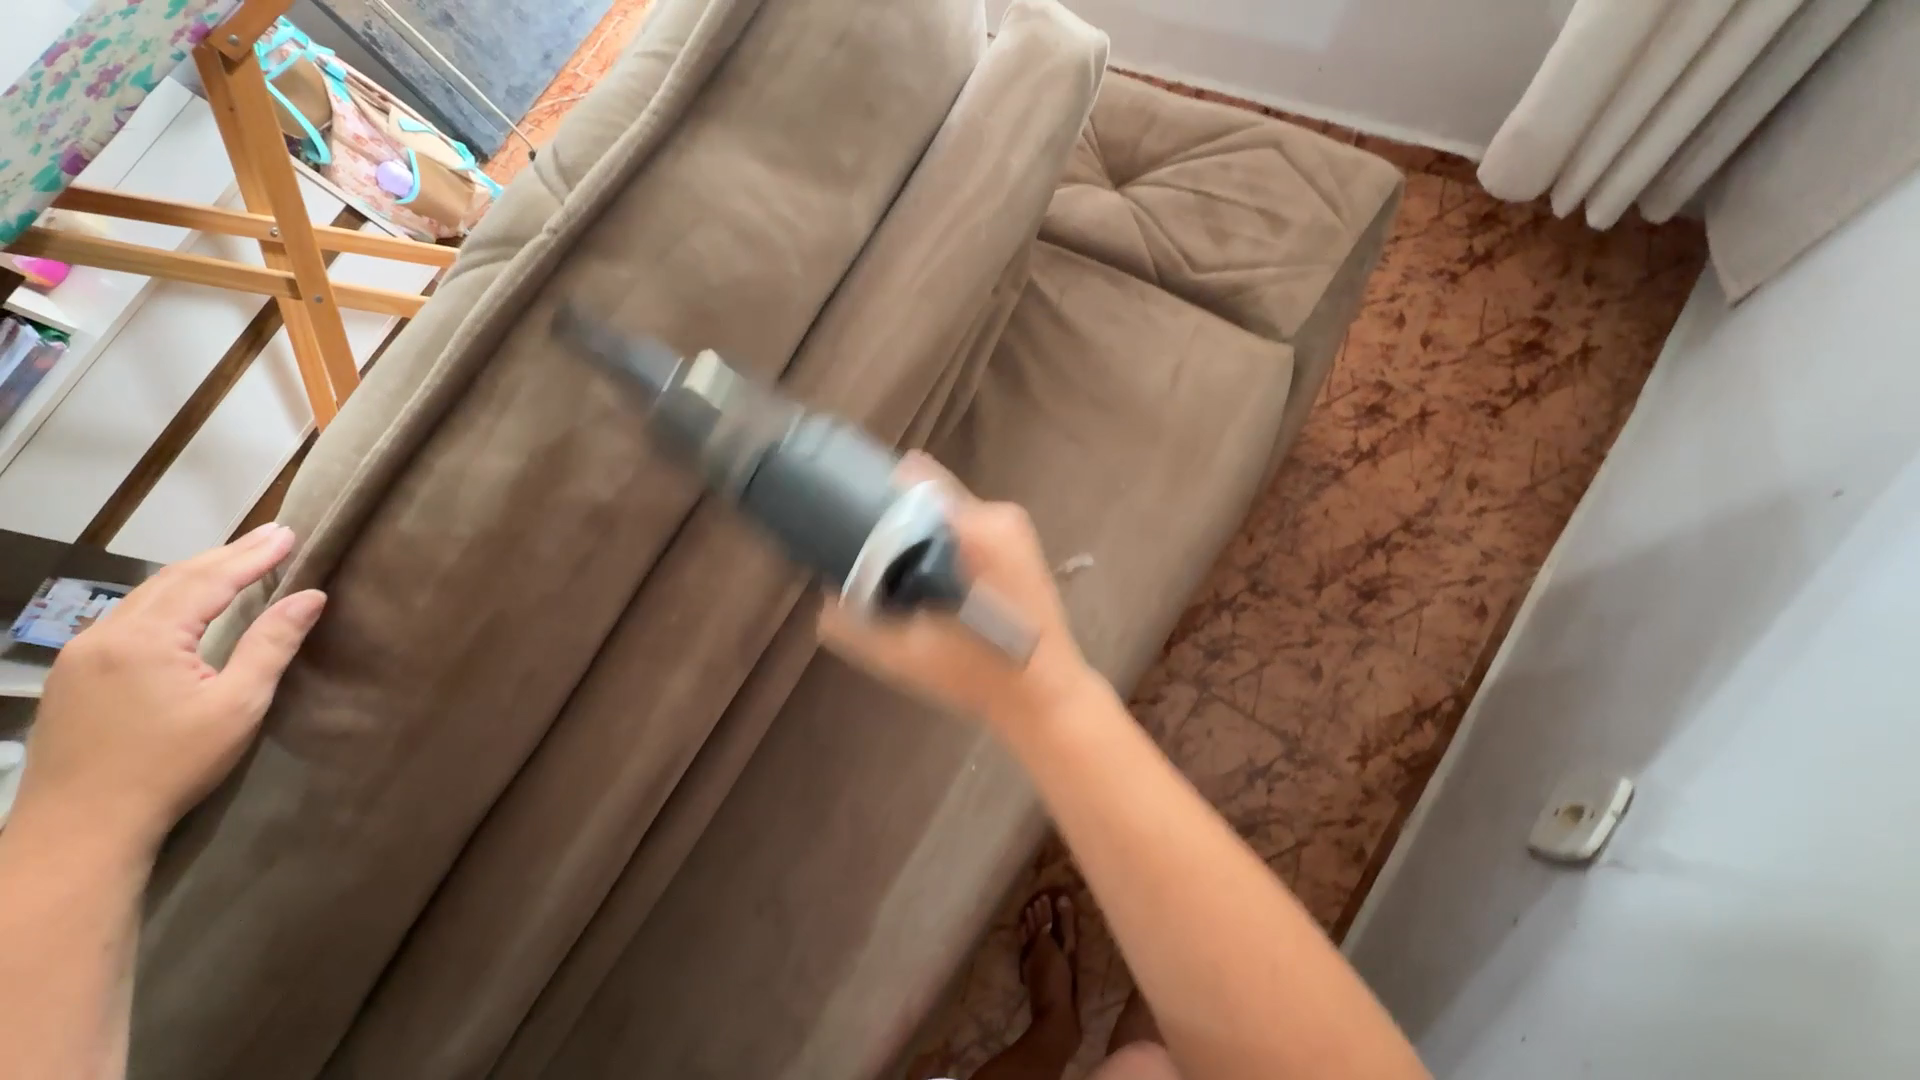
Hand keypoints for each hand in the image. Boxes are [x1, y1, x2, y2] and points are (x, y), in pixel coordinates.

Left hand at [16, 524, 325, 853]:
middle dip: (226, 554)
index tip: (290, 533)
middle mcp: (104, 635)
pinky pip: (128, 618)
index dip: (252, 555)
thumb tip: (310, 597)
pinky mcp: (74, 675)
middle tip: (272, 534)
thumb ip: (272, 645)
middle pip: (173, 579)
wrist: (81, 826)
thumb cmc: (172, 765)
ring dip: (197, 573)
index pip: (208, 580)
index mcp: (145, 639)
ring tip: (239, 558)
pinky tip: (189, 601)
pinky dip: (170, 598)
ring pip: (146, 596)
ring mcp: (81, 655)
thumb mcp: (238, 705)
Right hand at [818, 453, 1095, 727]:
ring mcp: (1015, 530)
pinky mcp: (1022, 547)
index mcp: (974, 530)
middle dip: (896, 520)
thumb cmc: (977, 675)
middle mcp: (998, 516)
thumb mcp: (903, 656)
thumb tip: (827, 595)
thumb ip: (852, 624)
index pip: (913, 480)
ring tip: (900, 576)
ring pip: (949, 514)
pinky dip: (946, 547)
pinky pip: (969, 530)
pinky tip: (933, 584)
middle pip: (929, 496)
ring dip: (922, 536)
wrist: (1046, 697)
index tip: (847, 518)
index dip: (875, 493)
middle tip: (869, 558)